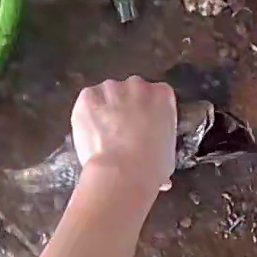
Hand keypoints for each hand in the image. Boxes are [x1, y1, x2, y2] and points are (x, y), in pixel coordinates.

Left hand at [71, 77, 177, 201]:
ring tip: (106, 135)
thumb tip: (158, 161)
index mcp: (163, 95)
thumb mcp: (168, 153)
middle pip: (132, 91)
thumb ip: (161, 143)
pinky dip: (88, 114)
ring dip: (106, 110)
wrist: (123, 171)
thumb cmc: (151, 165)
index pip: (158, 95)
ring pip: (108, 95)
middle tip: (125, 132)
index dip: (150, 112)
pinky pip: (88, 101)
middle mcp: (138, 85)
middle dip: (128, 107)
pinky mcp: (88, 96)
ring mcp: (111, 88)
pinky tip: (93, 133)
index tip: (146, 125)